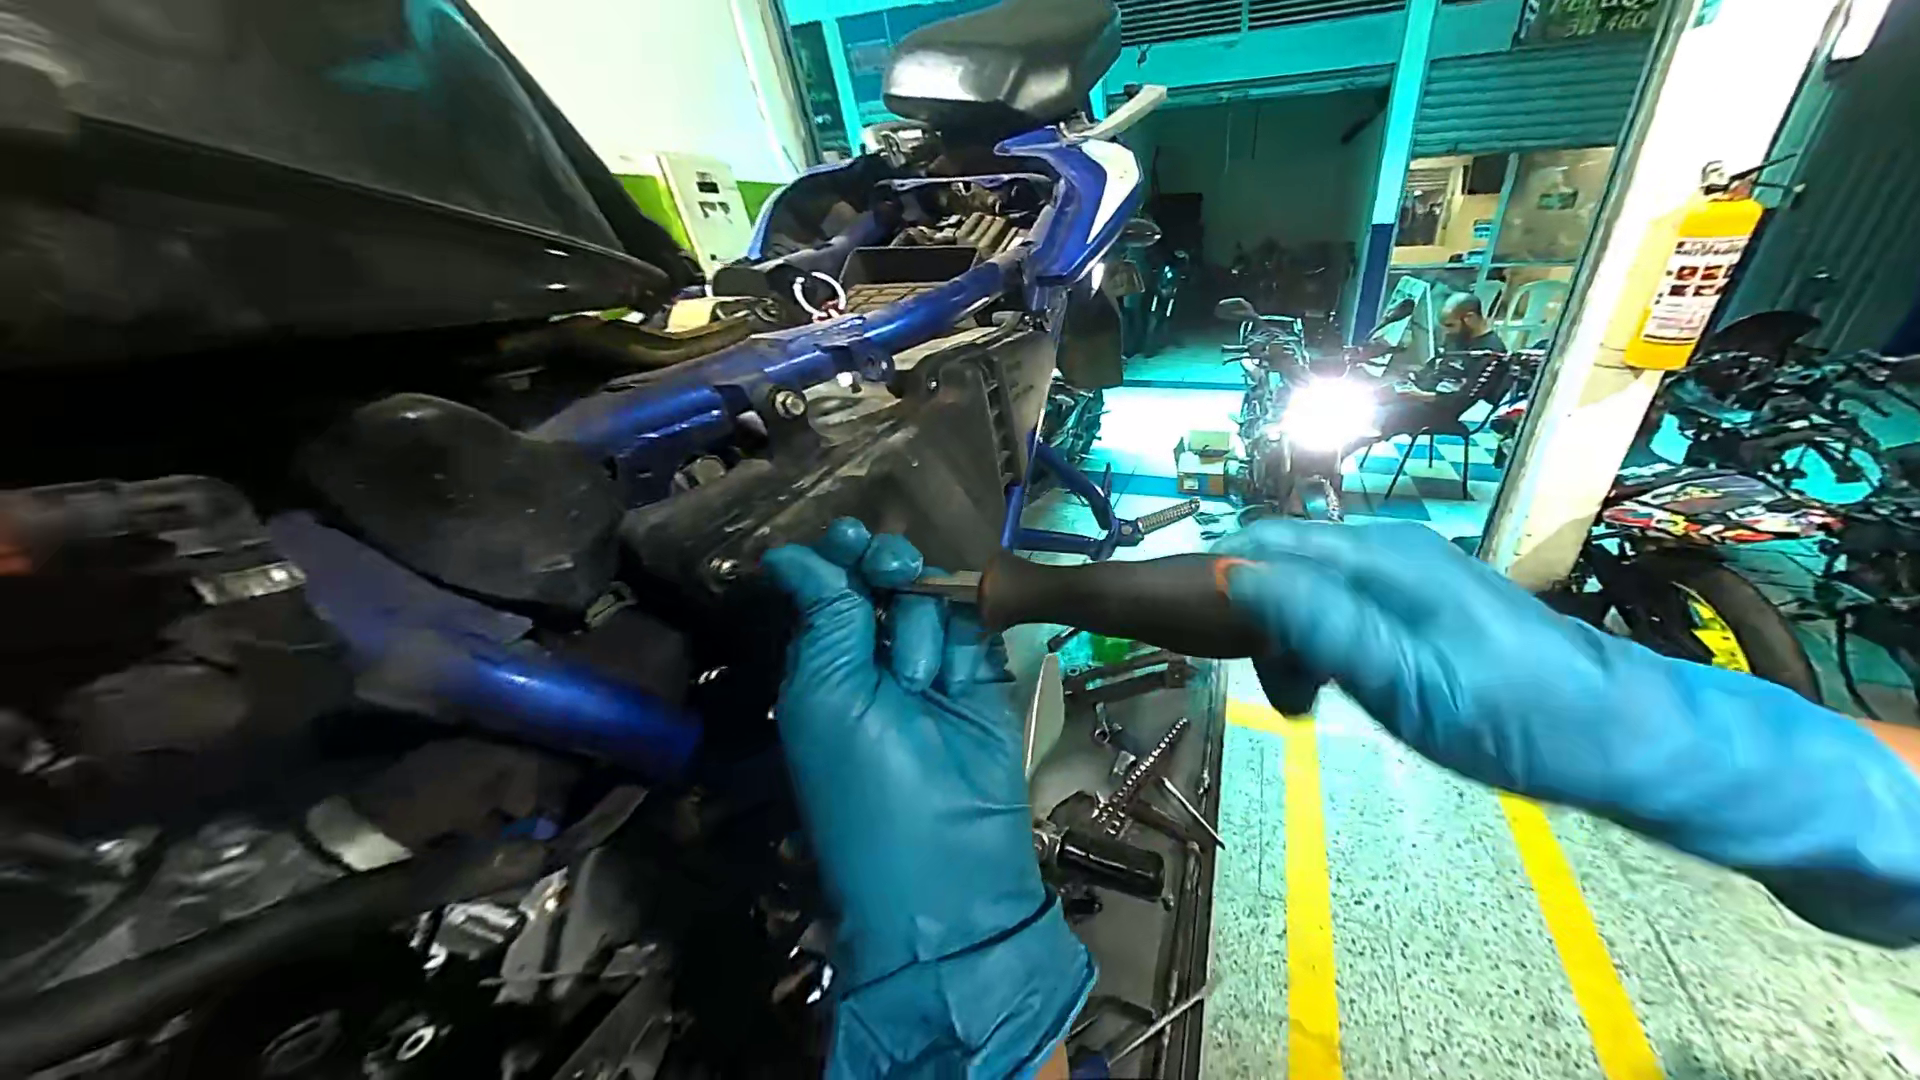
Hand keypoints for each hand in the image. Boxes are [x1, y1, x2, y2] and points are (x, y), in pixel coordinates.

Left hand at [763, 519, 1092, 1074]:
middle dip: (886, 570)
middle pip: (885, 577)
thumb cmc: (862, 778)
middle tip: (893, 575)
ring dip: (917, 630)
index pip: (832, 583)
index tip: (852, 538)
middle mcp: (875, 653)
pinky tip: (953, 663)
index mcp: (826, 658)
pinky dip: (962, 632)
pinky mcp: (981, 673)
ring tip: (917, 684)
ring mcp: (932, 662)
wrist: (946, 860)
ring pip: (928, 597)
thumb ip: (823, 614)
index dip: (841, 554)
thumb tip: (786, 554)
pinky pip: (972, 623)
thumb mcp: (825, 692)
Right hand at [1217, 520, 1919, 944]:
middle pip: (1276, 563)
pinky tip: (1327, 683)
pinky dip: (1313, 642)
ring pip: (1299, 588)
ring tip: (1297, 699)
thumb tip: (1234, 574)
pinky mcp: (1408, 598)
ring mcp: (1396, 572)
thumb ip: (1317, 622)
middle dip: (1251, 618)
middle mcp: (1380, 549)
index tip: (1195, 632)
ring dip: (1282, 638)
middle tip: (1264, 683)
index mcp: (1376, 557)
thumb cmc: (1512, 716)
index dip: (1217, 578)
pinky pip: (1332, 606)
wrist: (1627, 740)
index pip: (1262, 542)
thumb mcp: (1403, 679)